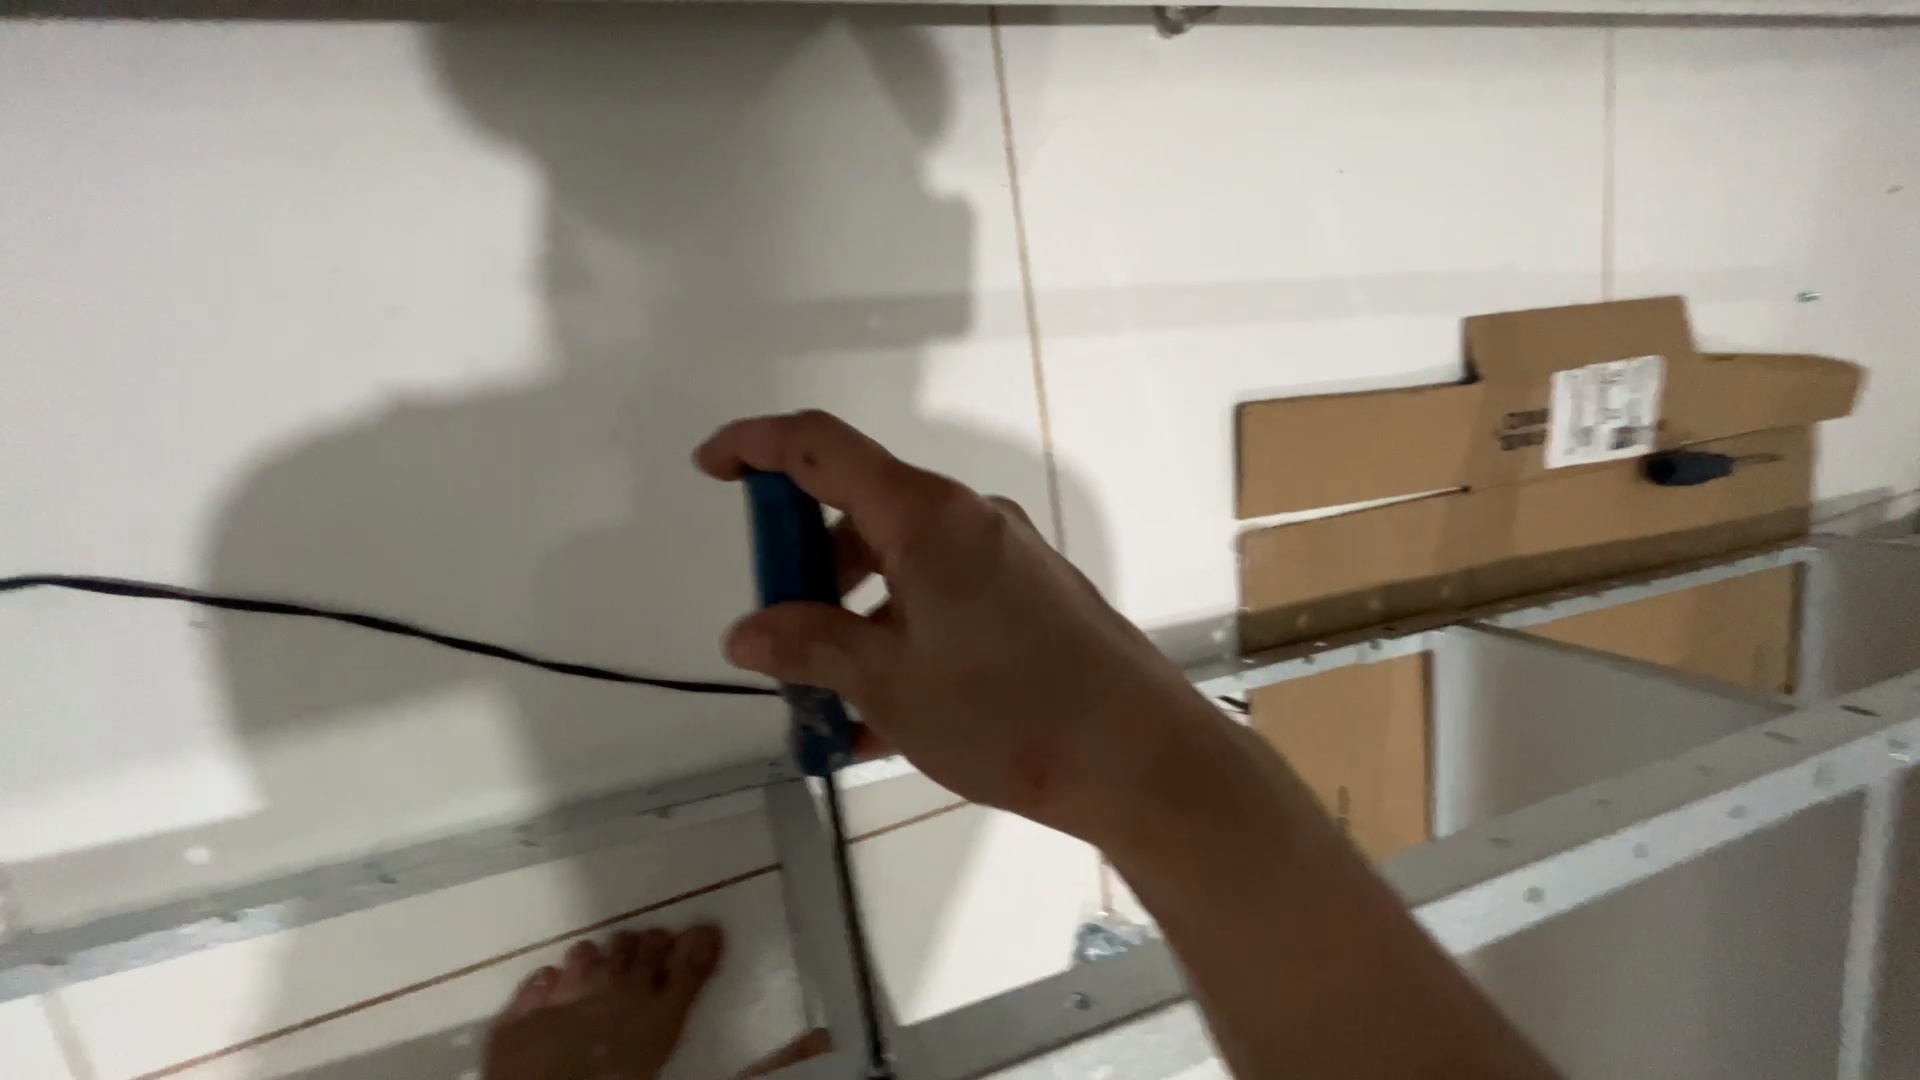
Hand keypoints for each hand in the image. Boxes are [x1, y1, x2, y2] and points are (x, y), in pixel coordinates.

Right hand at [695, 411, 1223, 841]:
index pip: (821, 446)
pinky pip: (944, 598)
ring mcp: (1005, 555)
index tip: (710, 470)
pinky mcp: (1030, 593)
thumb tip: (745, 633)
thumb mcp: (890, 685)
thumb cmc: (1007, 713)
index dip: (755, 445)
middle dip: (805, 568)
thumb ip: (810, 648)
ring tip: (830, 699)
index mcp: (927, 516)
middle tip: (780, 640)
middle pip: (861, 511)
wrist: (1142, 758)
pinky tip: (884, 713)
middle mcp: (968, 518)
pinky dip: (902, 635)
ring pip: (902, 564)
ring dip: (853, 617)